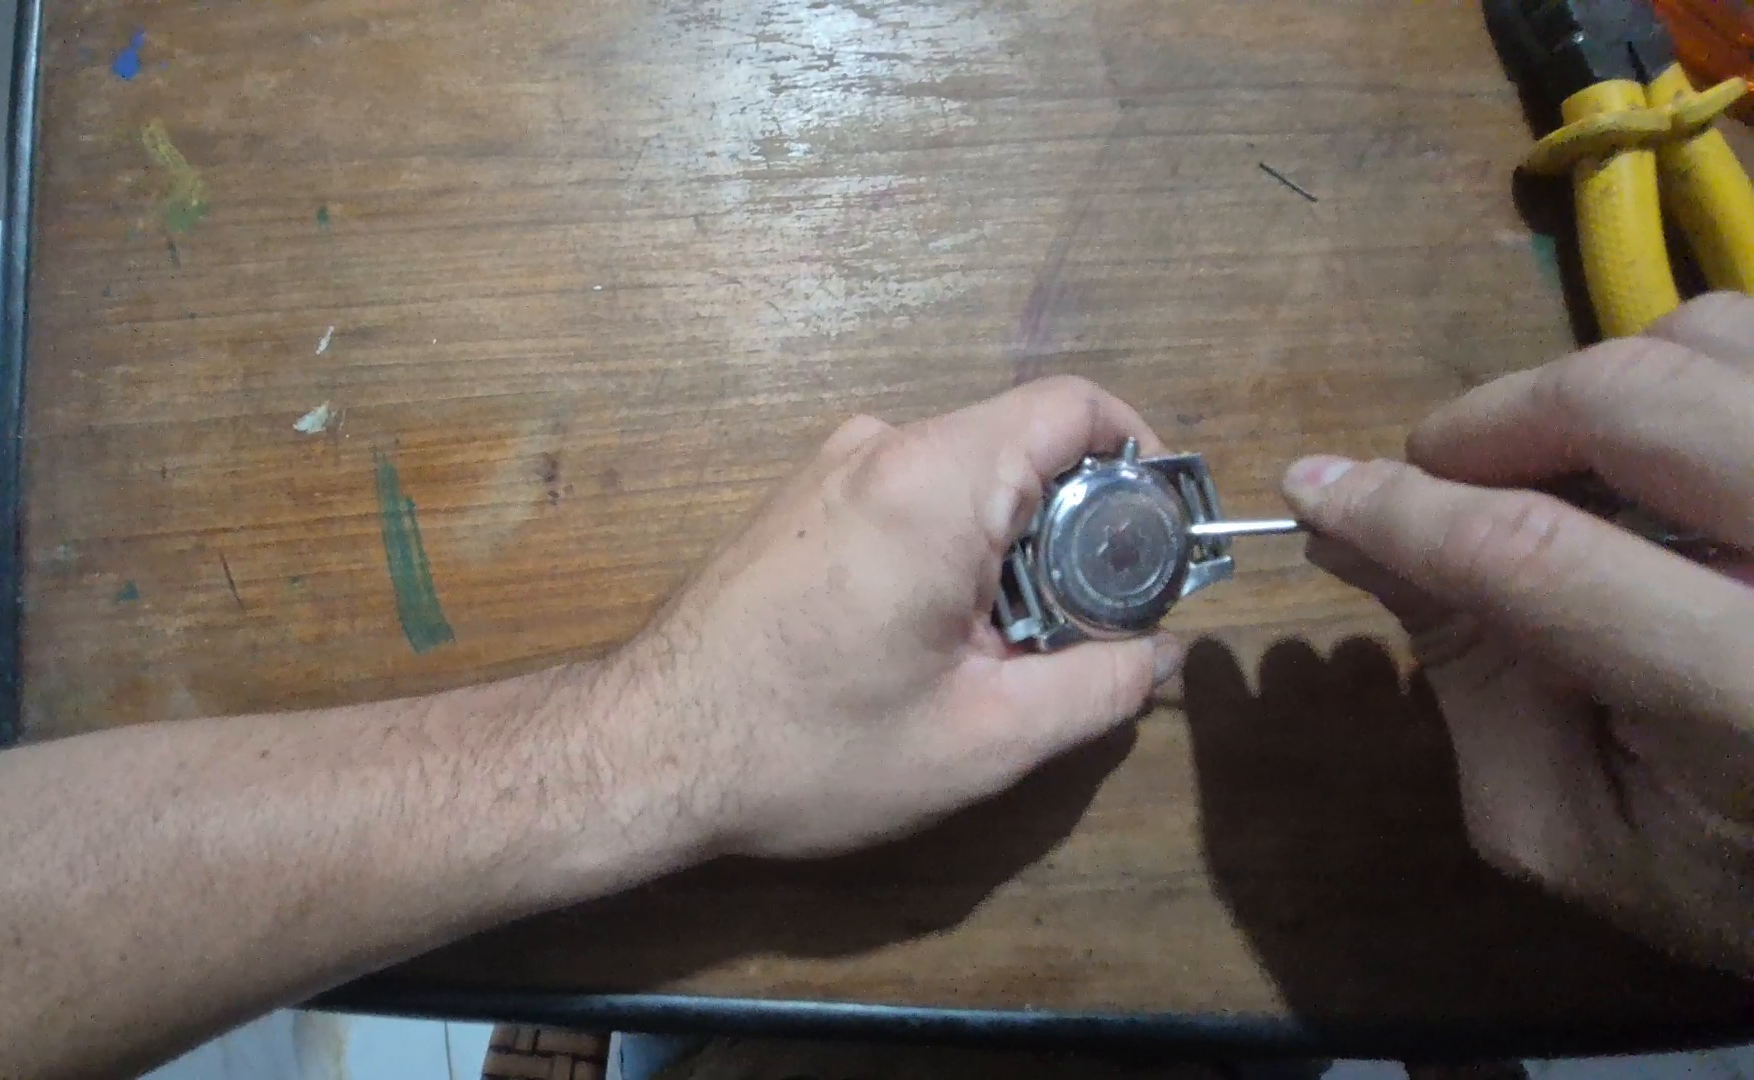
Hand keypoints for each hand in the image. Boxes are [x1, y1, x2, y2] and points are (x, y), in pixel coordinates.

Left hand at [610, 376, 1183, 859]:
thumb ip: (1097, 687)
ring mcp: (829, 466)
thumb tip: (1160, 649)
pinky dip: (946, 549)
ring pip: (965, 478)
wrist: (650, 746)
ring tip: (988, 651)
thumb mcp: (981, 738)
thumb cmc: (810, 747)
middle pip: (1021, 447)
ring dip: (1004, 552)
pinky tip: (922, 632)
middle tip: (1073, 632)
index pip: (1074, 406)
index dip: (1138, 460)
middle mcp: (877, 445)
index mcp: (932, 479)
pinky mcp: (800, 498)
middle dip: (1070, 531)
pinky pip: (907, 496)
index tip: (1153, 542)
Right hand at [1279, 292, 1753, 974]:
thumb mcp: (1555, 816)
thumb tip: (1347, 539)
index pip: (1530, 556)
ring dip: (1577, 394)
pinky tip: (1645, 464)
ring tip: (1548, 472)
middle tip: (1433, 478)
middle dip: (1481, 427)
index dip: (1397, 511)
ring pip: (1709, 340)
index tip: (1308, 486)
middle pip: (1632, 400)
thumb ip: (1458, 673)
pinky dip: (1671, 376)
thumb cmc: (1731, 875)